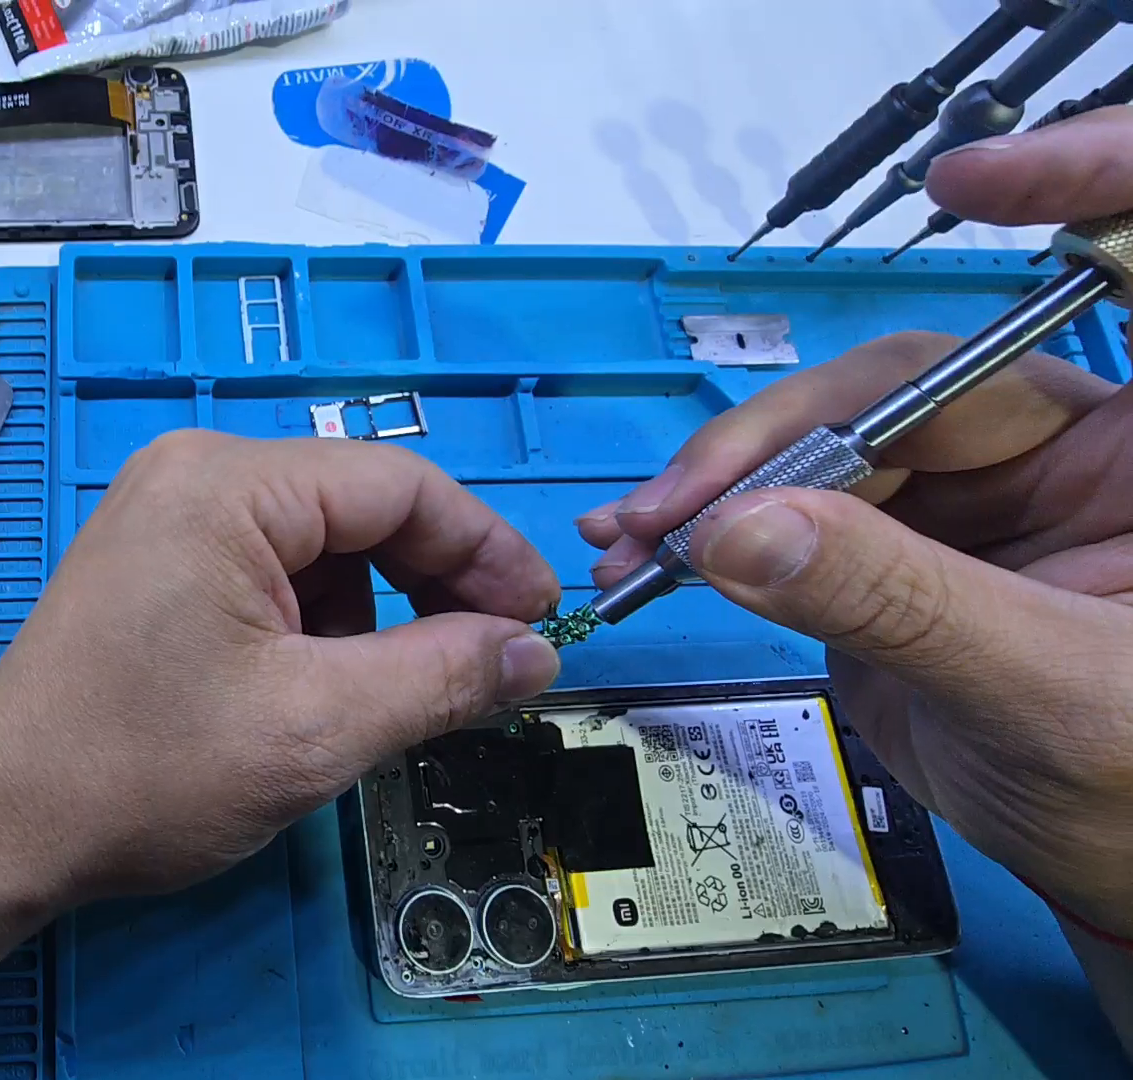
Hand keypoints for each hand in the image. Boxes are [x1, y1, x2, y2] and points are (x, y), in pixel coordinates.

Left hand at [0, 431, 561, 902]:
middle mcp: (191, 471)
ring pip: (315, 540)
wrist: (5, 823)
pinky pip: (266, 564)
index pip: (396, 484)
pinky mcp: (154, 556)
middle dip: (429, 580)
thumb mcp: (315, 727)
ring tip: (376, 687)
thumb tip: (532, 649)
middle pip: (354, 506)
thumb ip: (442, 677)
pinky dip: (313, 616)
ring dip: (370, 606)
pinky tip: (310, 677)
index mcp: (225, 482)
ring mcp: (165, 510)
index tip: (538, 619)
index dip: (483, 547)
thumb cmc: (146, 772)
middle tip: (483, 658)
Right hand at [579, 106, 1132, 937]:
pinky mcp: (863, 547)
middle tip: (658, 518)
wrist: (1117, 880)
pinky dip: (696, 537)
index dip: (1089, 187)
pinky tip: (638, 556)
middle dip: (750, 454)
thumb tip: (731, 528)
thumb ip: (892, 599)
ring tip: (621, 546)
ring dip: (698, 499)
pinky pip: (764, 518)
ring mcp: (939, 500)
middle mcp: (1042, 451)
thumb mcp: (1043, 696)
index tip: (970, 177)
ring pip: (797, 459)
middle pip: (877, 398)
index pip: (1106, 298)